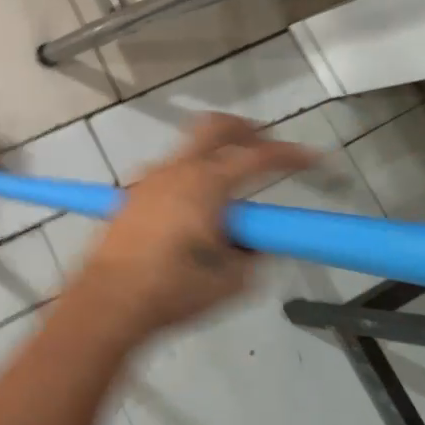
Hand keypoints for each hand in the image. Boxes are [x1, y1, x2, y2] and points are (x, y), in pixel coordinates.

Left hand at [76, 113, 317, 340]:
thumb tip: (255, 243)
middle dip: (245, 131)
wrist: (111, 296)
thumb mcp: (235, 280)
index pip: (256, 156)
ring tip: (237, 195)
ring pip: (189, 151)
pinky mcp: (133, 193)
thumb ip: (254, 253)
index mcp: (205, 184)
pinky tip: (201, 215)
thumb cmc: (176, 289)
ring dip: (216, 158)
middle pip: (213, 128)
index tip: (314, 158)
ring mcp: (149, 177)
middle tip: (268, 147)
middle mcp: (175, 170)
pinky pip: (171, 174)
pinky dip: (194, 180)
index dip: (290, 154)